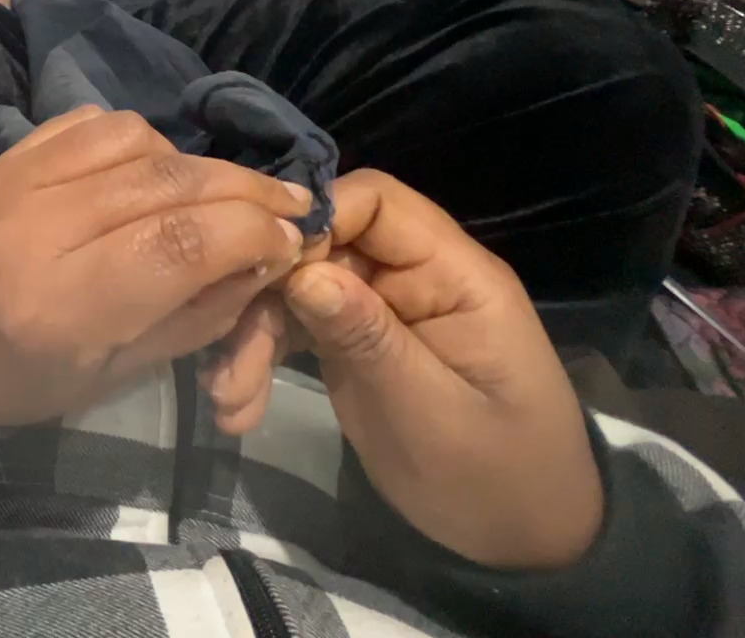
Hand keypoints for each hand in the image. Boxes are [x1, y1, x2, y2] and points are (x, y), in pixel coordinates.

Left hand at [0, 106, 311, 426]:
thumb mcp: (118, 374)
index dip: (250, 231)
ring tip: (211, 191)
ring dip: (190, 160)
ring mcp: (11, 182)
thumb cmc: (27, 378)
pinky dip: (138, 139)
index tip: (290, 236)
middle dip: (240, 187)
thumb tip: (267, 251)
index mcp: (59, 307)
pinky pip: (90, 123)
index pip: (178, 244)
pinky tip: (150, 169)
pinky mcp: (3, 158)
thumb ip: (197, 314)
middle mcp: (32, 230)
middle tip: (283, 201)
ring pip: (132, 139)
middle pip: (163, 183)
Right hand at [240, 169, 600, 568]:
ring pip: (291, 285)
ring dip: (251, 335)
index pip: (375, 201)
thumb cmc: (495, 477)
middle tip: (227, 358)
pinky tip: (236, 400)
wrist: (516, 543)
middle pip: (318, 245)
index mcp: (452, 274)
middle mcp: (407, 276)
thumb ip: (368, 337)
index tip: (266, 271)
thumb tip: (301, 271)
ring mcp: (373, 305)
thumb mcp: (431, 412)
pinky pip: (290, 322)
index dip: (317, 221)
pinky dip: (258, 355)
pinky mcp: (345, 334)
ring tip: (227, 397)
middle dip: (265, 294)